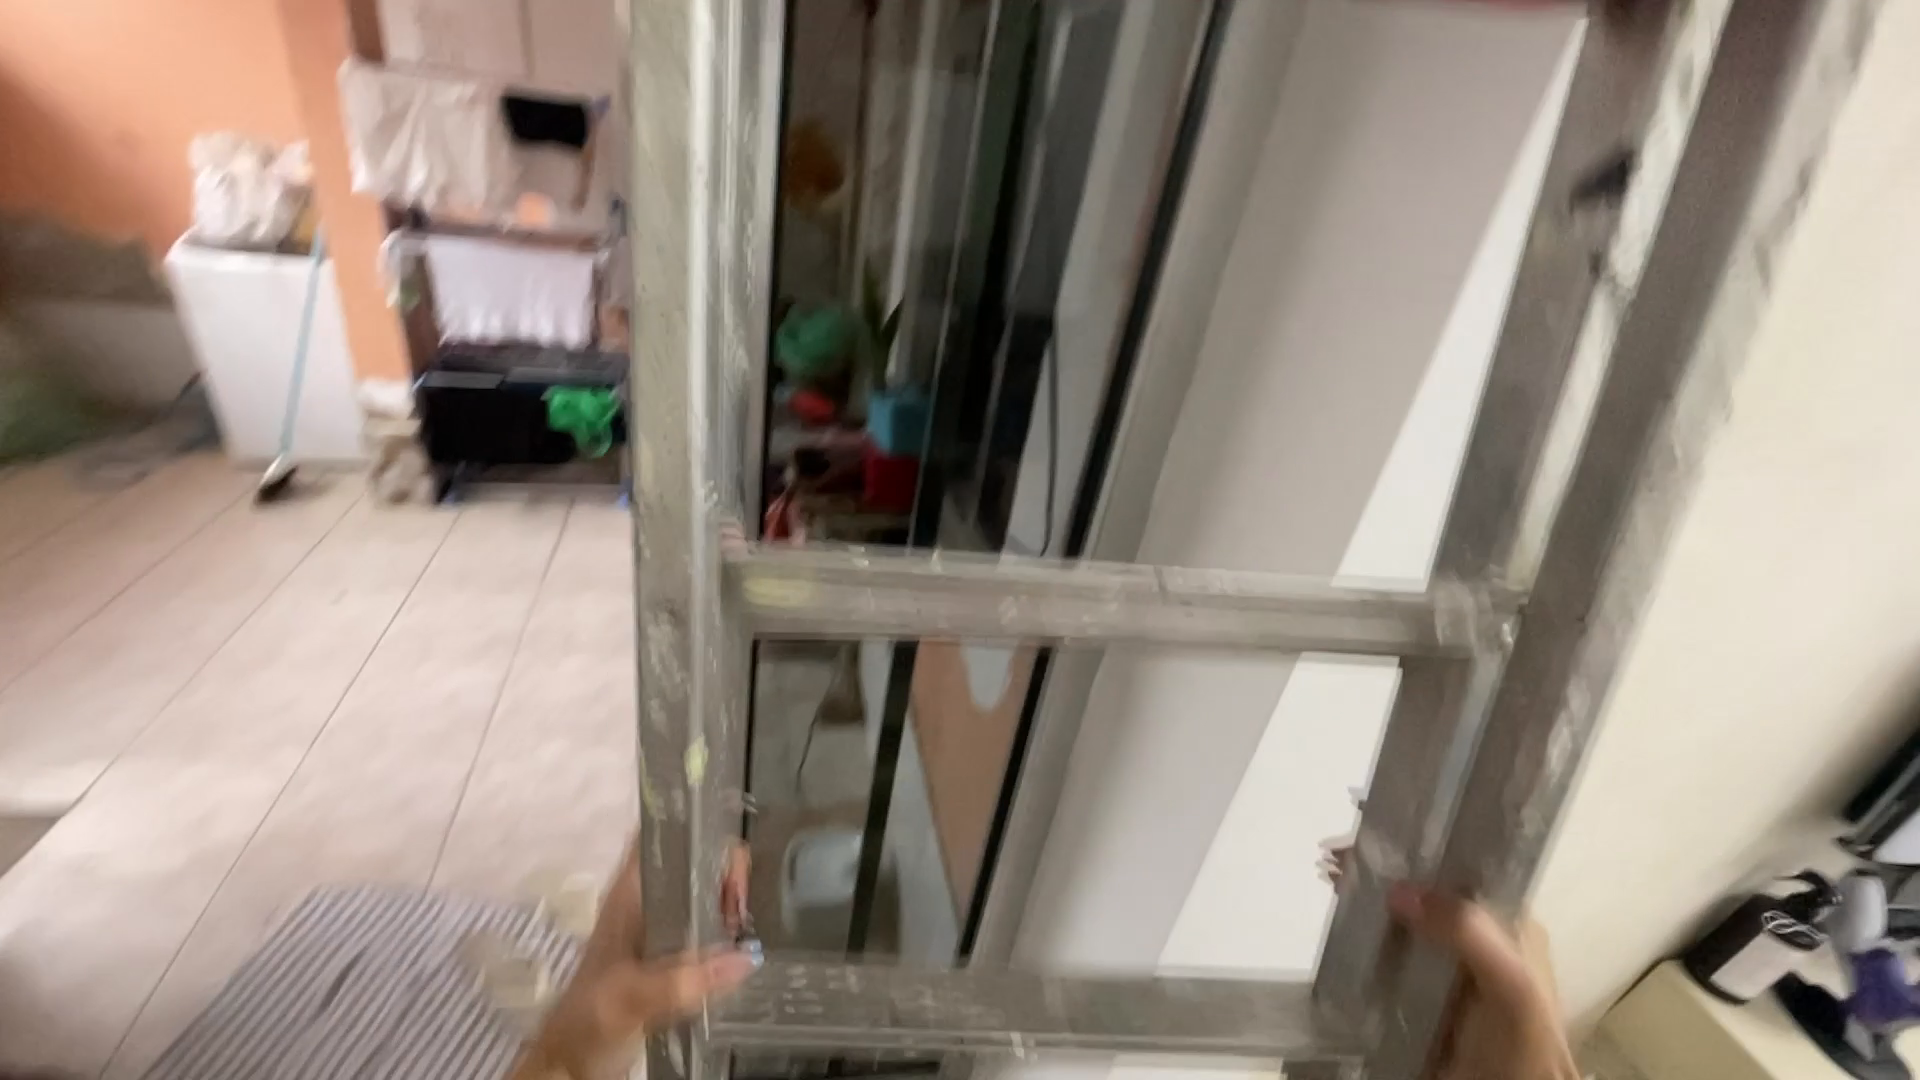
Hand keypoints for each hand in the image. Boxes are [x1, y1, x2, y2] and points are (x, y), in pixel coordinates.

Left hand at [513, 840, 759, 1079]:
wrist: (572, 1066)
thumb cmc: (589, 1018)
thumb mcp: (631, 997)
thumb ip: (683, 979)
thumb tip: (748, 959)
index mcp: (632, 890)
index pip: (663, 832)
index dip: (694, 821)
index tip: (725, 837)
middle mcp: (649, 897)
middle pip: (697, 856)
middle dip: (726, 869)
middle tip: (738, 907)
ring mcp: (662, 923)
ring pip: (707, 887)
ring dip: (731, 899)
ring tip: (742, 929)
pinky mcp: (673, 950)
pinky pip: (710, 919)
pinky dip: (729, 925)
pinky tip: (741, 944)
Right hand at [1320, 839, 1575, 1079]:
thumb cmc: (1520, 1043)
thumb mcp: (1511, 984)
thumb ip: (1469, 932)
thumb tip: (1398, 889)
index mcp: (1504, 921)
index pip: (1454, 863)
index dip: (1411, 842)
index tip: (1369, 830)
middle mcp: (1472, 932)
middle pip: (1417, 881)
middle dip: (1375, 861)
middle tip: (1336, 853)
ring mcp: (1441, 958)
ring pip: (1395, 906)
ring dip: (1361, 885)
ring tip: (1329, 872)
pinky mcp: (1415, 983)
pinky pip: (1380, 939)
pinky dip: (1355, 918)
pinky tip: (1337, 906)